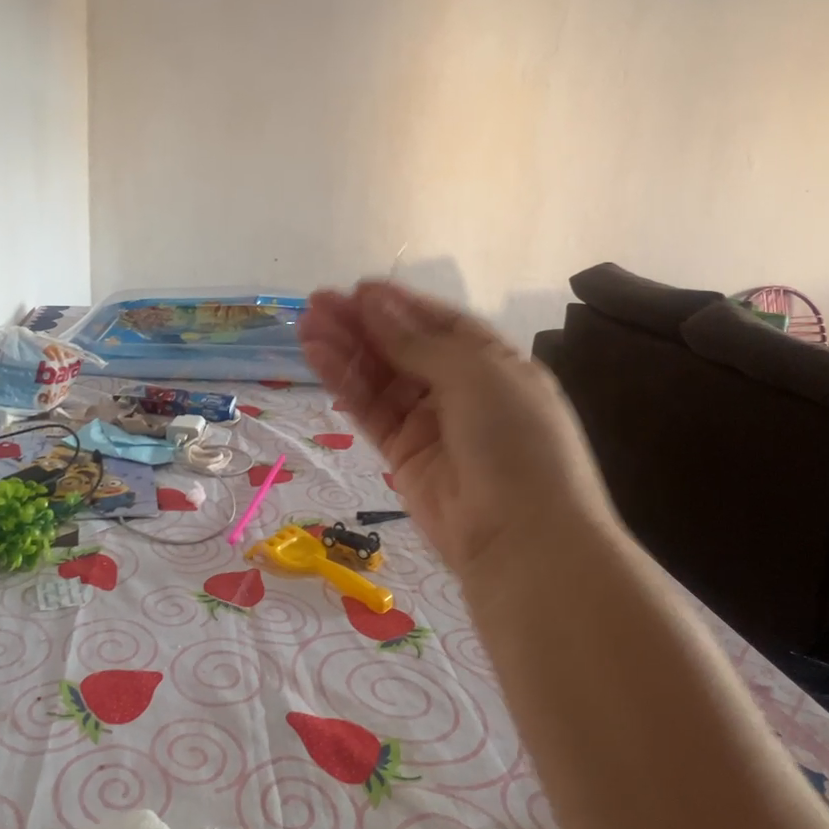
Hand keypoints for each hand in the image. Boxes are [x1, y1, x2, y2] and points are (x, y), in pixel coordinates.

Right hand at [297, 281, 607, 571]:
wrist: (522, 540)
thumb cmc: (514, 442)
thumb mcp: (475, 375)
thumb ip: (417, 341)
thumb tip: (373, 302)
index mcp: (494, 363)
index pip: (440, 323)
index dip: (399, 305)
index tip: (357, 289)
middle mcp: (462, 390)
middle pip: (403, 347)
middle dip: (362, 324)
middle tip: (316, 303)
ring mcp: (431, 424)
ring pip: (380, 377)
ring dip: (345, 349)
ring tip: (306, 325)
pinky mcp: (402, 455)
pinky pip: (370, 409)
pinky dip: (344, 383)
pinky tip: (317, 357)